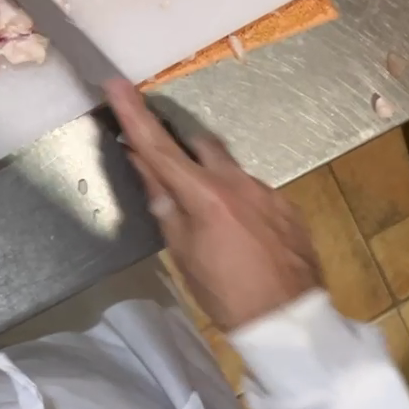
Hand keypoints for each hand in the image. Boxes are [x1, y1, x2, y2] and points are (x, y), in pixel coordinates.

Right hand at [105, 79, 322, 330]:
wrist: (291, 325)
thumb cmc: (225, 294)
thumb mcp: (182, 251)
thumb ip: (163, 201)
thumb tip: (141, 162)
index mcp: (205, 194)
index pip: (159, 146)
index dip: (134, 114)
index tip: (117, 82)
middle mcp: (238, 181)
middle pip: (200, 143)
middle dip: (178, 142)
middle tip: (162, 155)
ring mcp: (267, 191)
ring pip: (228, 168)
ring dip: (209, 178)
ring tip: (207, 214)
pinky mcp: (287, 205)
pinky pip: (252, 190)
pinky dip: (236, 199)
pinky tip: (238, 230)